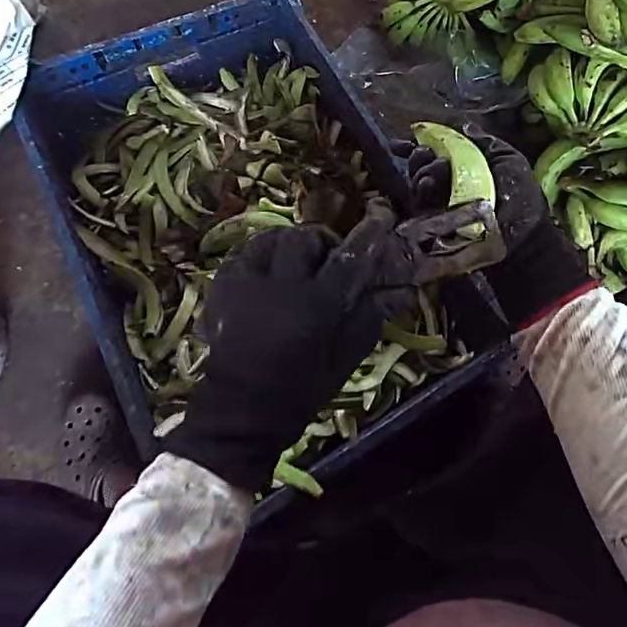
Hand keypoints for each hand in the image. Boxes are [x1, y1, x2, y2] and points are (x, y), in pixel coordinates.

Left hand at [164, 208, 414, 491]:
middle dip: (320, 243)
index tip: (380, 215)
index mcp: (318, 306)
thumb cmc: (303, 387)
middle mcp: (283, 287)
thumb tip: (403, 288)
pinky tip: (267, 266)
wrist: (242, 411)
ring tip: (294, 259)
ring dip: (287, 244)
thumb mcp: (347, 355)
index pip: (349, 257)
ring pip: (271, 239)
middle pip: (304, 239)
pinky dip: (259, 253)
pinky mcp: (223, 288)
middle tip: (325, 257)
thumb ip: (373, 314)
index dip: (368, 232)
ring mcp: (247, 285)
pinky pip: (243, 253)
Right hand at [394, 127, 591, 329]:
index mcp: (463, 169)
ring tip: (436, 166)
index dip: (419, 144)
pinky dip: (421, 191)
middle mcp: (447, 186)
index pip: (435, 153)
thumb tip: (463, 124)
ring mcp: (440, 207)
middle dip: (419, 156)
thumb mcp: (507, 159)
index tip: (410, 134)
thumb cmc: (521, 195)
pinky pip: (421, 206)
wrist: (526, 232)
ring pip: (418, 184)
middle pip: (421, 167)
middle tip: (425, 151)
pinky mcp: (437, 225)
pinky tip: (428, 182)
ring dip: (421, 171)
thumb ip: (485, 142)